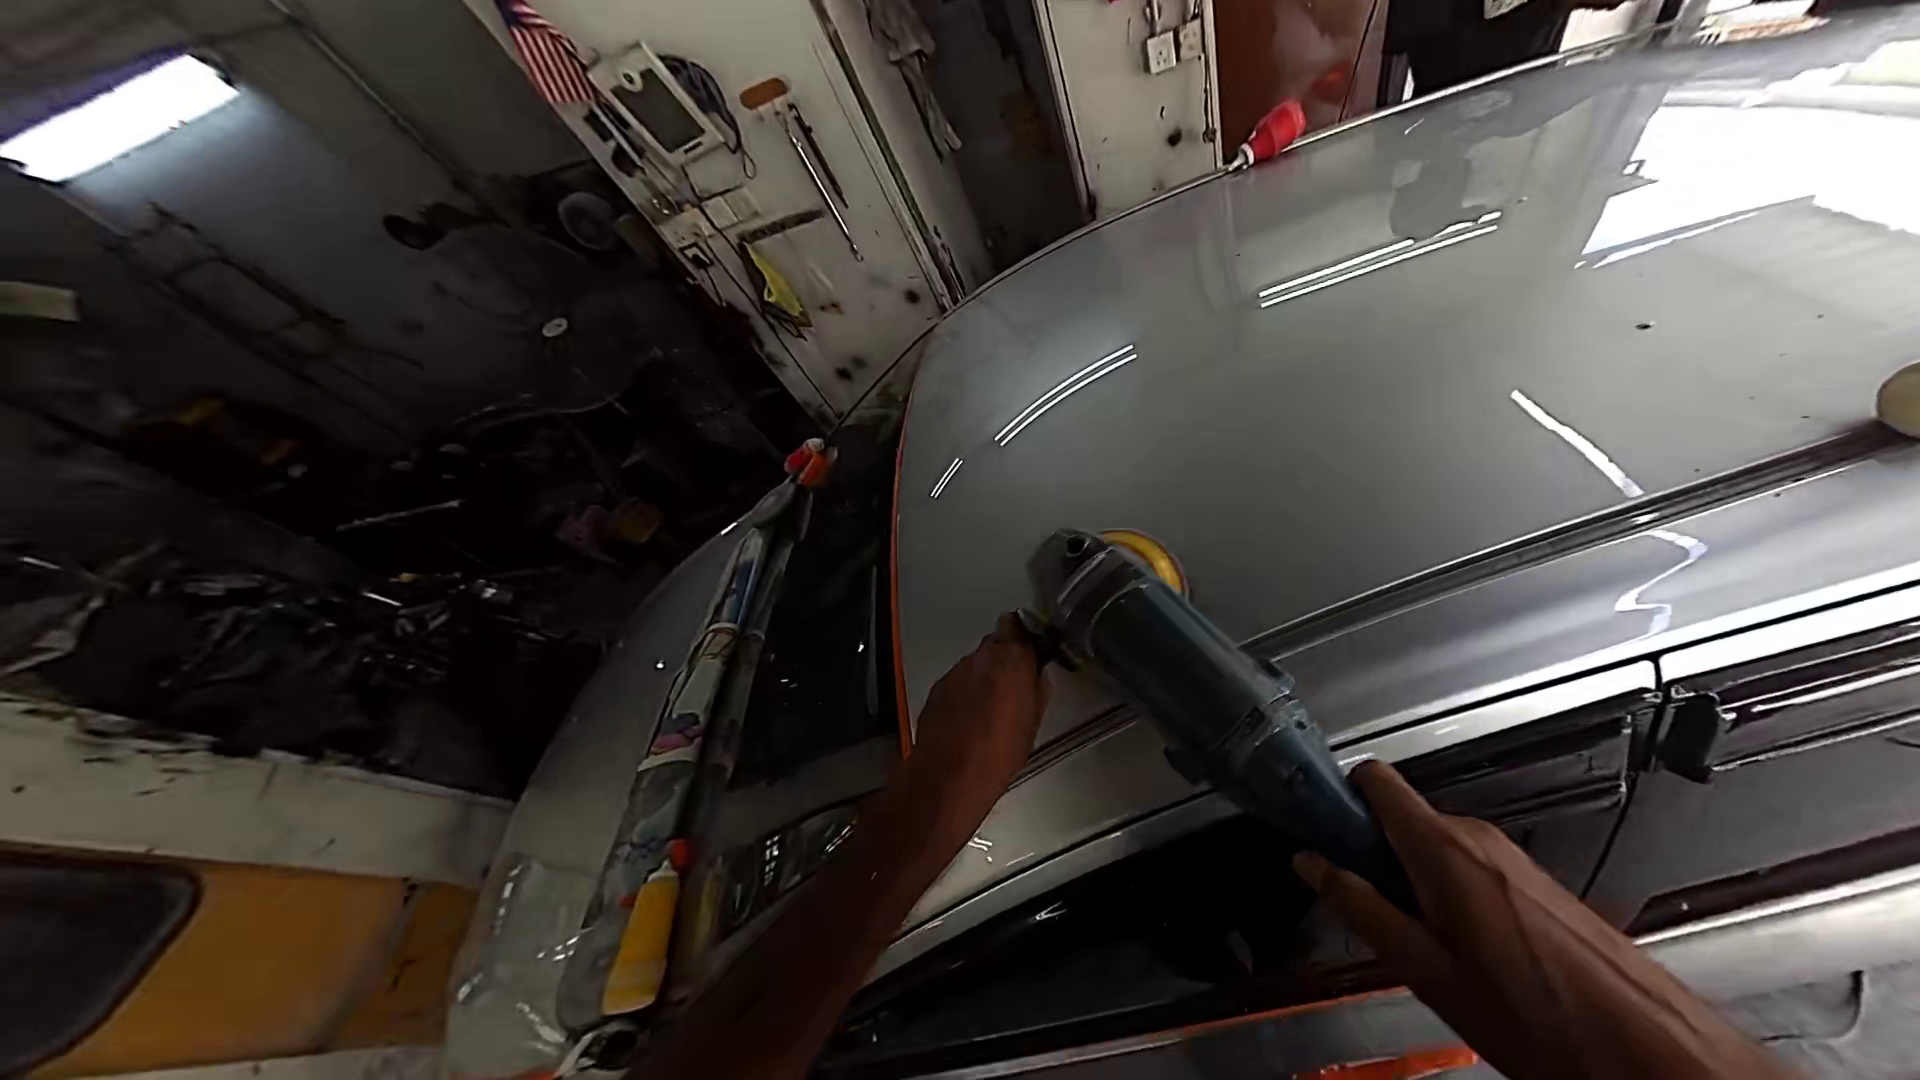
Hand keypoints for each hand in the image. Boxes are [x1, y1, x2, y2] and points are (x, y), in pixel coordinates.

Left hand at [905, 614, 1050, 834]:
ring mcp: (957, 670)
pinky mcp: (938, 686)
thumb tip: (1037, 677)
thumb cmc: (1000, 751)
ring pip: (975, 662)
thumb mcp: (1033, 722)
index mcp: (1013, 658)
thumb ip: (1037, 690)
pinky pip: (957, 680)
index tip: (1027, 651)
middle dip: (1003, 658)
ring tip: (986, 707)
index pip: (1019, 625)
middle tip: (1010, 684)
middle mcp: (983, 656)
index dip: (1022, 636)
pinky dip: (963, 690)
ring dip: (982, 675)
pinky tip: (966, 716)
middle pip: (995, 642)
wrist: (952, 773)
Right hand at [1293, 761, 1790, 1079]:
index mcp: (1442, 848)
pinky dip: (1443, 888)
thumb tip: (1312, 864)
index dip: (1337, 793)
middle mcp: (1476, 837)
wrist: (1667, 1065)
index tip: (1319, 828)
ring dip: (1406, 874)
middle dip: (1370, 850)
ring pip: (1429, 842)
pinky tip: (1460, 947)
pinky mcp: (1534, 880)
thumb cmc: (1543, 1021)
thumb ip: (1359, 907)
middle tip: (1367, 905)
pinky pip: (1465, 862)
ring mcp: (1510, 857)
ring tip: (1418, 939)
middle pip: (1397, 814)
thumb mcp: (1426, 971)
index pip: (1372, 777)